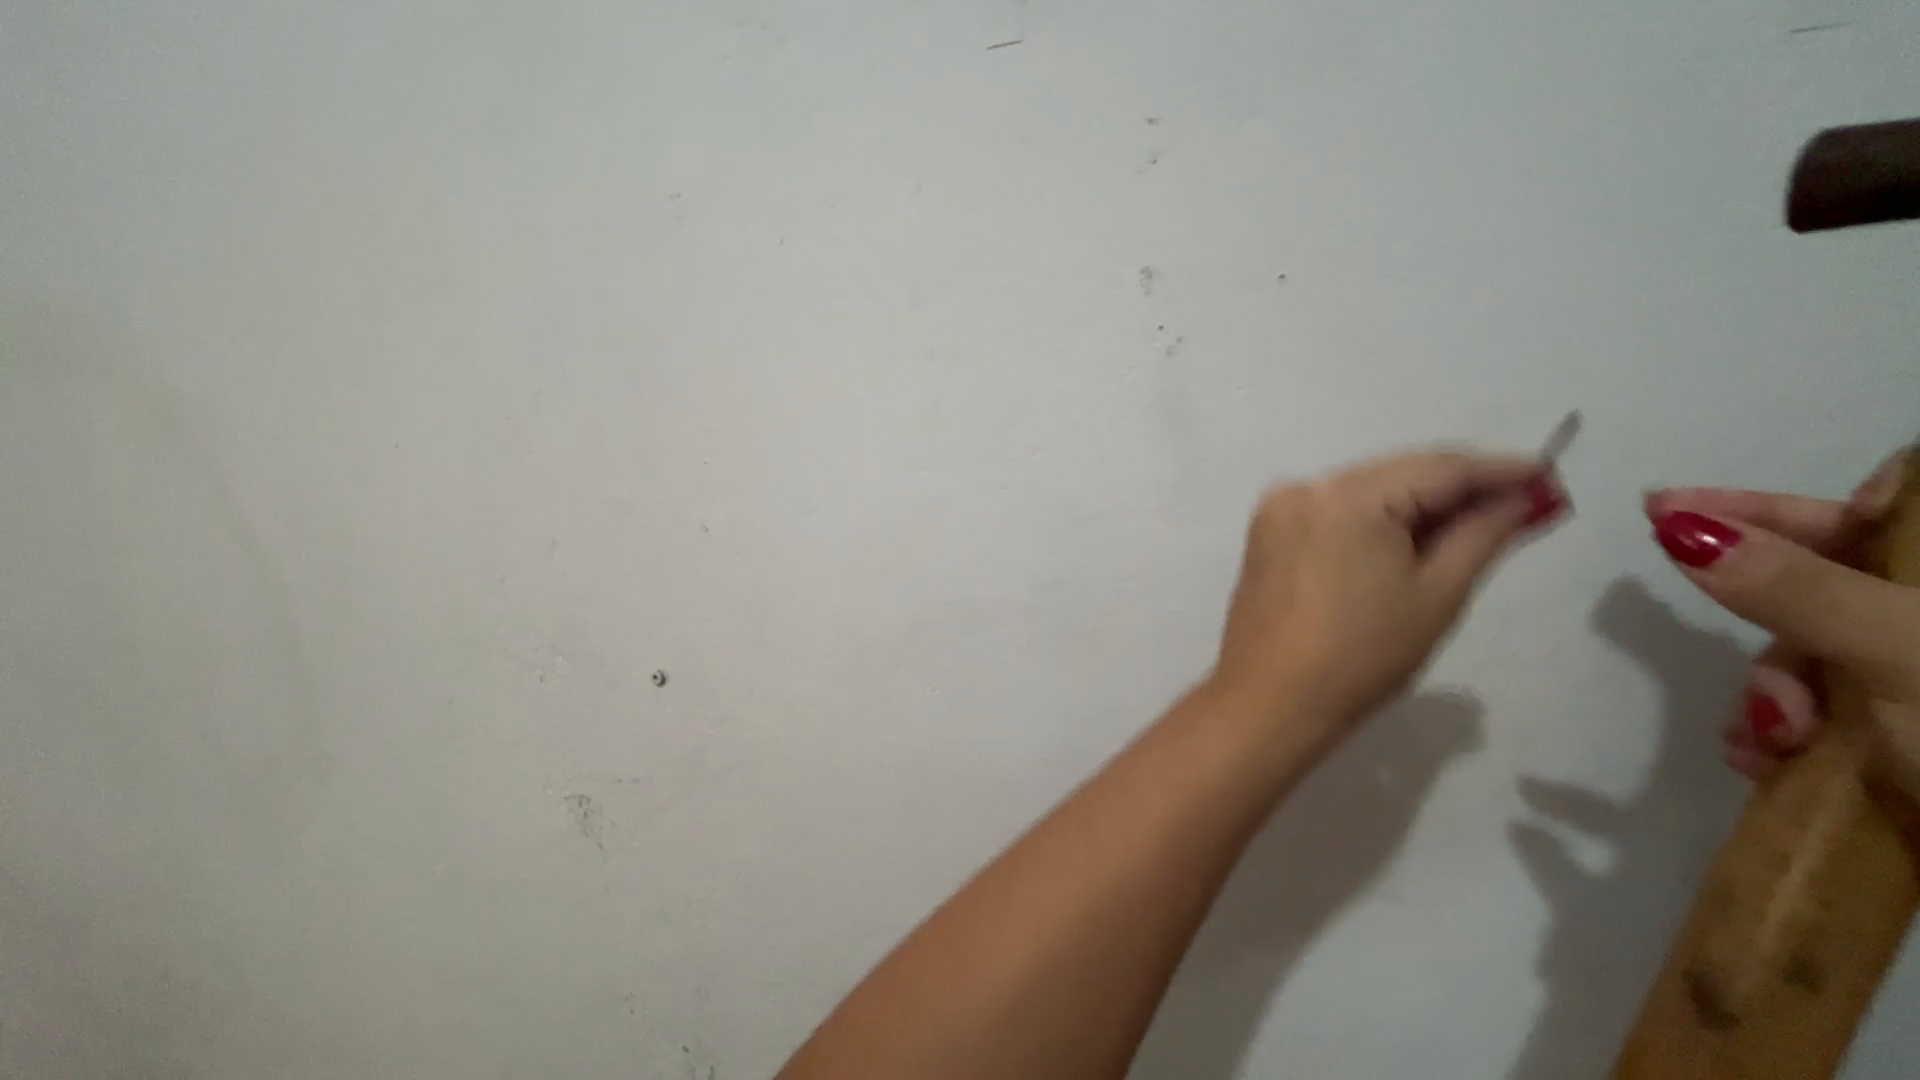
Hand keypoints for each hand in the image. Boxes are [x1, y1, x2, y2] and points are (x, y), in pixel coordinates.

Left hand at [1211, 448, 1568, 737]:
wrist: (1271, 699)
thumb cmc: (1362, 654)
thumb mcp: (1437, 593)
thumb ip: (1483, 533)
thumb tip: (1521, 497)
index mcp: (1346, 495)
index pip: (1437, 467)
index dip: (1498, 470)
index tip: (1548, 473)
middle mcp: (1305, 487)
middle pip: (1398, 473)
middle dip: (1459, 486)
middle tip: (1523, 500)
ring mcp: (1279, 509)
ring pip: (1366, 490)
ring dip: (1418, 502)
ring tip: (1475, 522)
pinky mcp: (1267, 533)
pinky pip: (1335, 511)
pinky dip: (1376, 518)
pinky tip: (1412, 536)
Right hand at [1645, 449, 1919, 797]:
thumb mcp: (1900, 652)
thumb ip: (1792, 586)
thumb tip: (1678, 526)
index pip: (1864, 505)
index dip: (1766, 507)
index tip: (1670, 512)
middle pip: (1812, 588)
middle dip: (1764, 634)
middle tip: (1738, 656)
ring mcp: (1914, 679)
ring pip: (1802, 655)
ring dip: (1768, 697)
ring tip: (1772, 742)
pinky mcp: (1900, 734)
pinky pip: (1808, 708)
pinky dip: (1774, 732)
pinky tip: (1764, 759)